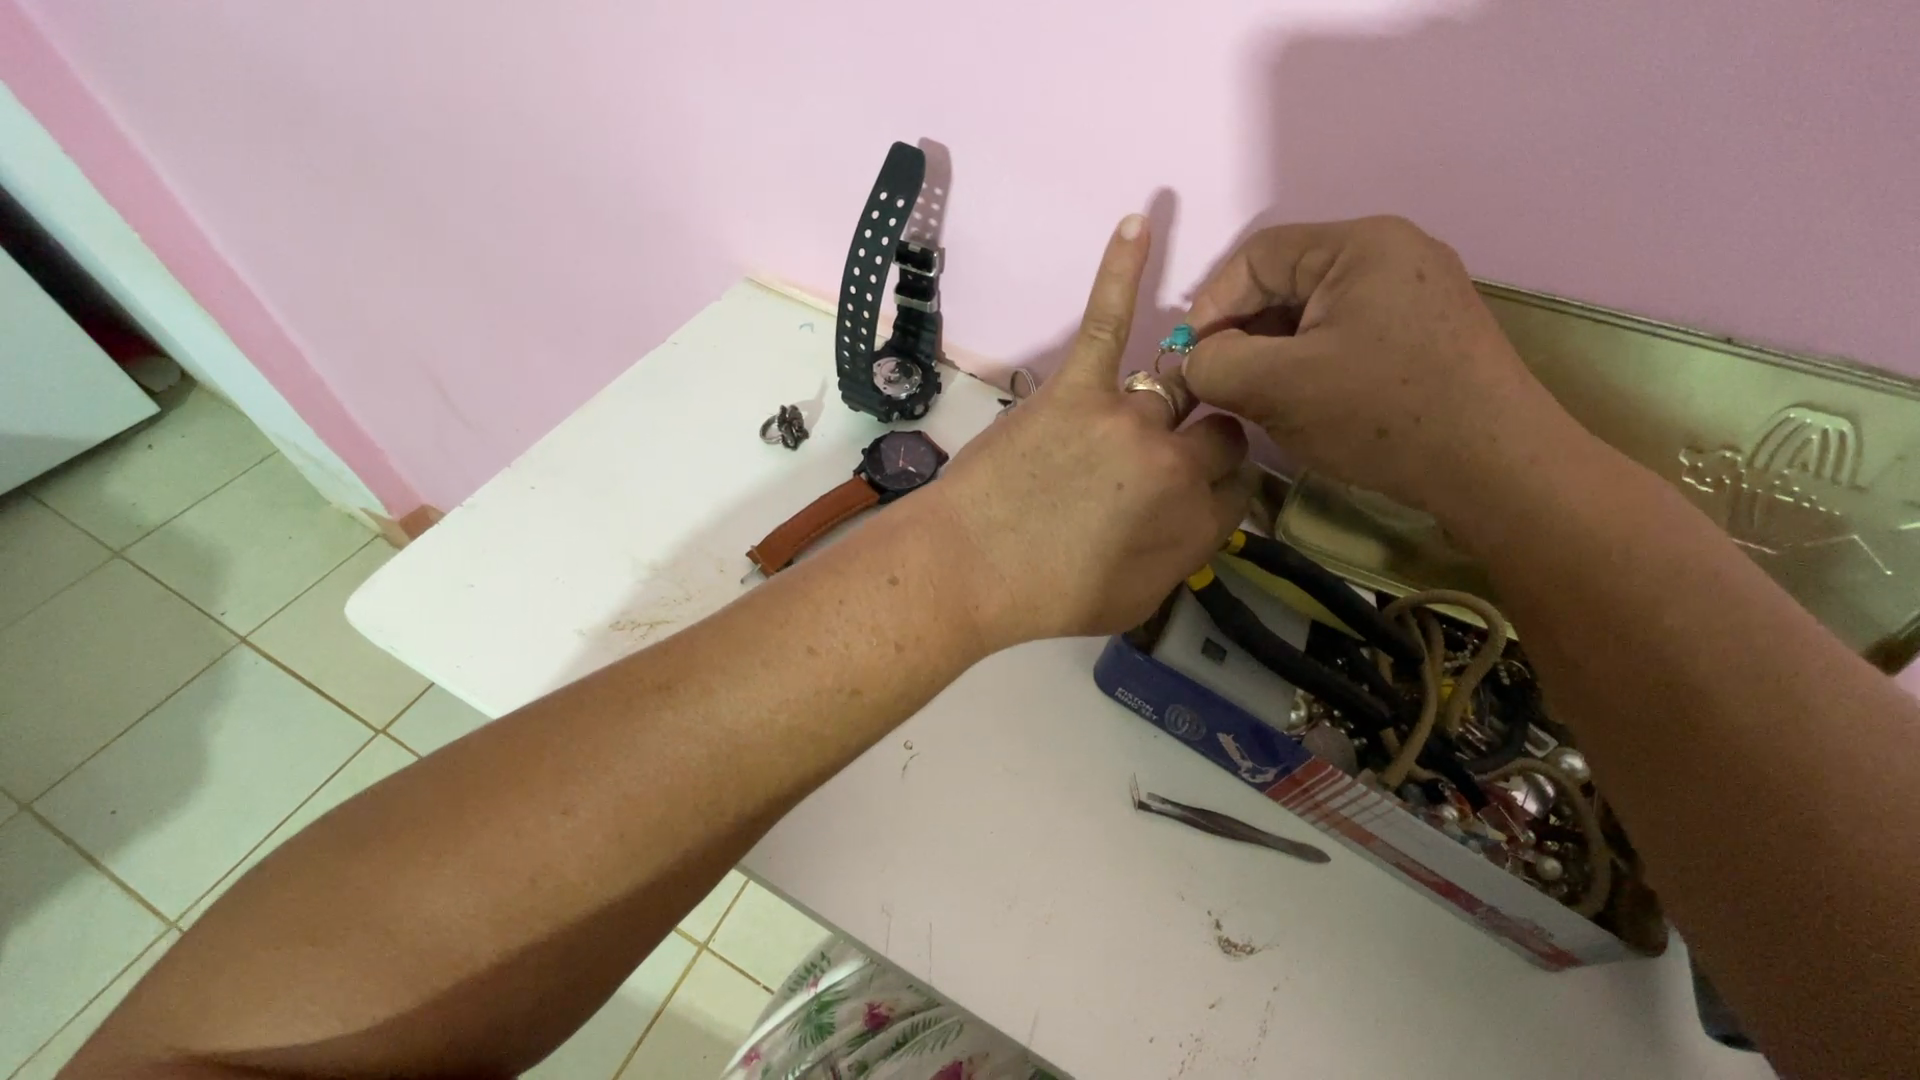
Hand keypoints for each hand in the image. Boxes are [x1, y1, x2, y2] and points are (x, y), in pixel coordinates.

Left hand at [919, 213, 1253, 648]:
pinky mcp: (1077, 388)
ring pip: (1177, 390)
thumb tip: (1200, 517)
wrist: (968, 569)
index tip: (1195, 489)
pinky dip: (1122, 270)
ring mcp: (1128, 418)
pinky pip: (1109, 320)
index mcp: (1198, 521)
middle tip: (1152, 465)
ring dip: (1165, 404)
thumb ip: (1184, 553)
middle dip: (1201, 444)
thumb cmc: (1049, 598)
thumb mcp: (1136, 599)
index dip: (1219, 484)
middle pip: (1221, 430)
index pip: (1241, 482)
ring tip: (1129, 421)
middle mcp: (1178, 463)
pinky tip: (1139, 222)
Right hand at [1180, 216, 1579, 529]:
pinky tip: (1303, 403)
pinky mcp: (1425, 332)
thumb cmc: (1381, 414)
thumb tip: (1194, 361)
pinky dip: (1309, 363)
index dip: (1210, 306)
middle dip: (1242, 332)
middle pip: (1286, 282)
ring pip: (1313, 312)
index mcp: (1359, 244)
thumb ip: (1214, 364)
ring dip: (1273, 352)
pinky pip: (1345, 334)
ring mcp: (1415, 293)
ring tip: (1257, 399)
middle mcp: (1392, 253)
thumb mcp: (1277, 387)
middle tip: (1218, 384)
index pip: (1256, 257)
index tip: (1187, 361)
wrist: (1495, 467)